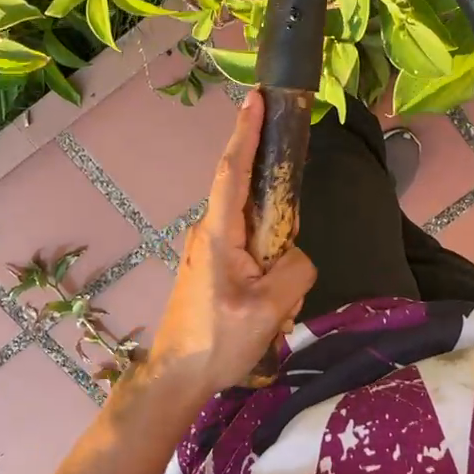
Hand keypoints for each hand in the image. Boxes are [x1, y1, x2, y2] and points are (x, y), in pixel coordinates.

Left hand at [152, 90, 316, 395]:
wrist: (177, 376)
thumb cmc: (218, 339)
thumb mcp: (270, 307)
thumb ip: (296, 269)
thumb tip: (295, 256)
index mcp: (218, 232)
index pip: (233, 170)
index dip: (245, 132)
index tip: (256, 98)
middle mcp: (210, 231)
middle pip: (252, 199)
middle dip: (278, 213)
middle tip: (286, 264)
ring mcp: (211, 249)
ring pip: (257, 231)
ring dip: (275, 259)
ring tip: (275, 308)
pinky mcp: (216, 266)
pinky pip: (252, 251)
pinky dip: (268, 269)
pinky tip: (271, 308)